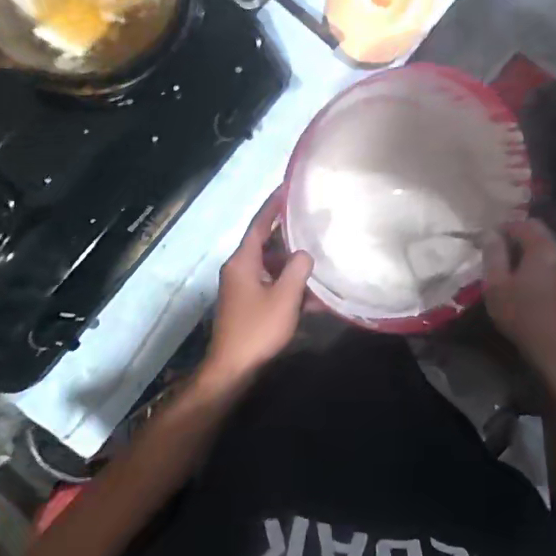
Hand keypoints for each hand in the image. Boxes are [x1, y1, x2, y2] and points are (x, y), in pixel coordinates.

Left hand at [204, 195, 312, 386]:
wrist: (234, 368)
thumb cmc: (258, 328)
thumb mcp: (285, 296)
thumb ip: (298, 268)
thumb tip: (304, 253)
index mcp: (242, 262)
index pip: (259, 225)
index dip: (274, 206)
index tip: (288, 187)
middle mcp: (239, 270)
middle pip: (268, 244)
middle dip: (291, 236)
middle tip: (316, 222)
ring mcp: (243, 288)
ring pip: (273, 267)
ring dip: (295, 266)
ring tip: (321, 258)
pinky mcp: (249, 304)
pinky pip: (273, 285)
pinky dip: (291, 287)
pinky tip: (315, 296)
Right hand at [483, 220, 555, 382]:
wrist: (555, 349)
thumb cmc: (521, 315)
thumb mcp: (497, 285)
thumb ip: (493, 254)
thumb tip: (490, 232)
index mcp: (544, 248)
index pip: (523, 222)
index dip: (502, 226)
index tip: (485, 239)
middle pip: (538, 231)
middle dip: (515, 235)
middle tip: (495, 250)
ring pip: (546, 245)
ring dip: (527, 249)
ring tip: (506, 265)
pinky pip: (552, 259)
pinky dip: (537, 260)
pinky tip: (524, 278)